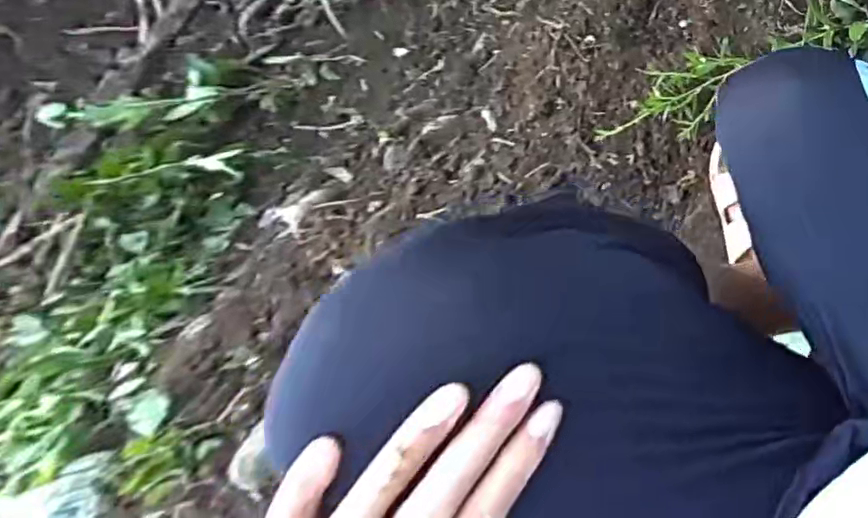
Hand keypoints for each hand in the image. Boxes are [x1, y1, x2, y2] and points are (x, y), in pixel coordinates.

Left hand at [266, 363, 560, 517]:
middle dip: (489, 431)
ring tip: (456, 391)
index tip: (551, 411)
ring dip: (416, 443)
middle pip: (442, 493)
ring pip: (375, 497)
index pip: (485, 513)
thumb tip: (499, 512)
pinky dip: (302, 493)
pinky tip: (327, 443)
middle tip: (526, 376)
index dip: (520, 462)